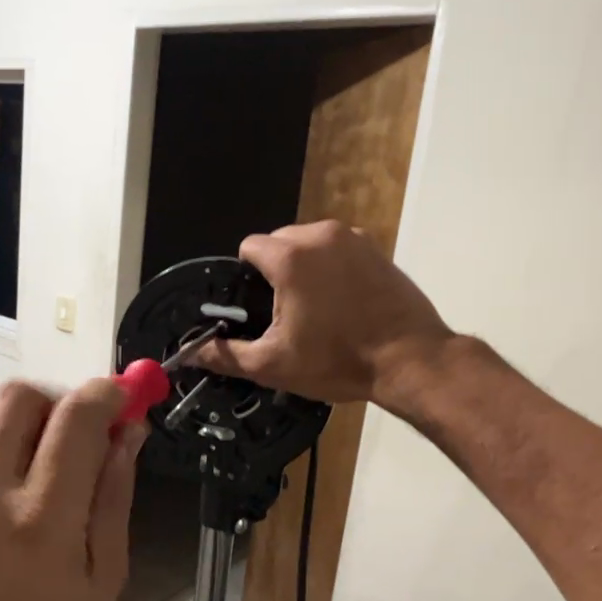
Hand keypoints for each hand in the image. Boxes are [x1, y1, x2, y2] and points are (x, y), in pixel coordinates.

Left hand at [0, 378, 149, 600]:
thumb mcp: (103, 578)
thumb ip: (114, 496)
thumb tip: (129, 432)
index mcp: (41, 520)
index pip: (76, 418)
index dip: (108, 393)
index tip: (128, 396)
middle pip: (21, 396)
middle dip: (61, 400)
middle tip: (85, 433)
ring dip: (36, 436)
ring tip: (55, 489)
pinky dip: (11, 467)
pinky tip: (18, 518)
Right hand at [193, 220, 454, 407]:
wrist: (410, 360)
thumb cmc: (337, 360)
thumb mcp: (273, 365)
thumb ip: (226, 355)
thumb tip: (191, 353)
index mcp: (290, 257)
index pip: (249, 247)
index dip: (244, 277)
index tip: (253, 307)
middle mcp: (321, 236)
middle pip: (280, 242)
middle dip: (275, 271)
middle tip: (283, 313)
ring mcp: (354, 239)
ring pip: (311, 245)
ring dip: (305, 268)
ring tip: (314, 308)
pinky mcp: (378, 250)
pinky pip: (340, 251)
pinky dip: (333, 269)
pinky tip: (342, 302)